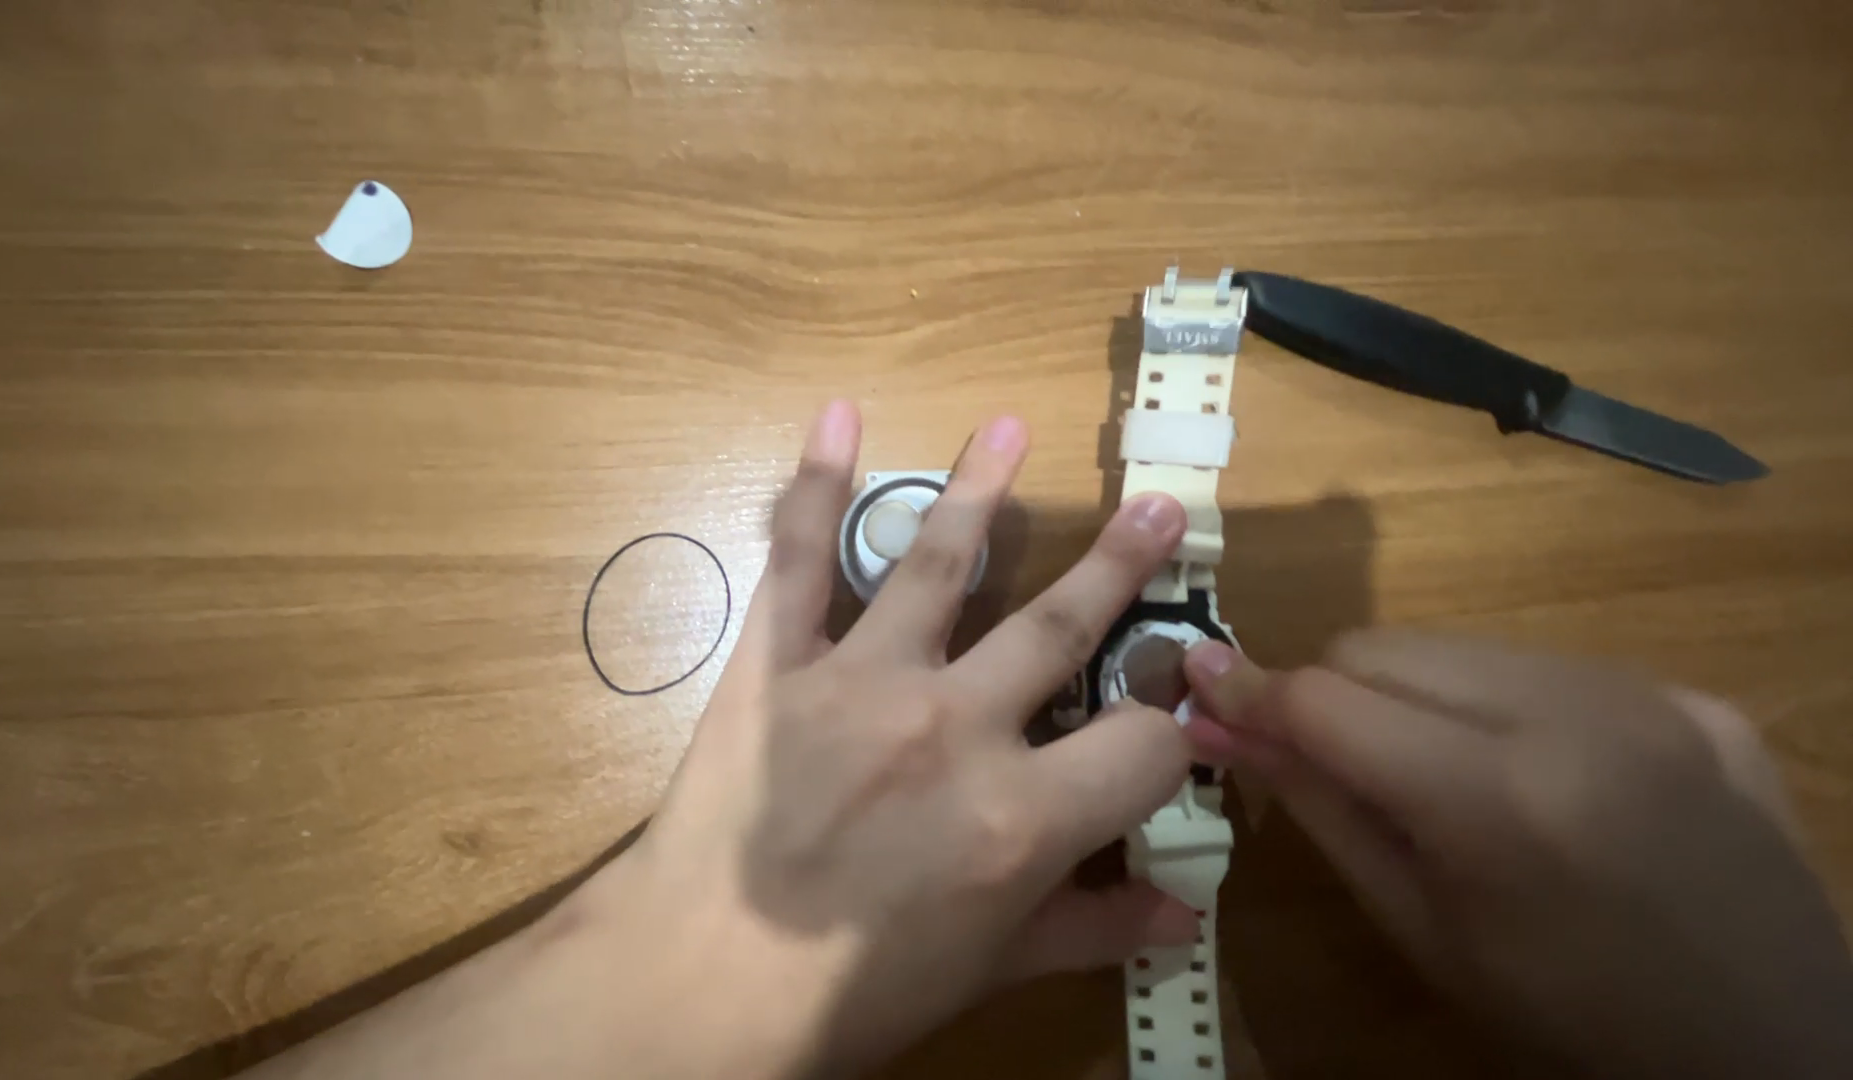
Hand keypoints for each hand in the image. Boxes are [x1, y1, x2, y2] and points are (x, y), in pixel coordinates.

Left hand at [572, 401, 1203, 1076]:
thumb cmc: (850, 990)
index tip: (1167, 719)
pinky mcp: (779, 660)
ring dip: (979, 488)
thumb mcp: (986, 972)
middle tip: (1157, 504)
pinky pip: (800, 559)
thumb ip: (1089, 930)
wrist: (697, 982)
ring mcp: (861, 678)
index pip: (1141, 747)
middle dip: (1120, 564)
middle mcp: (953, 726)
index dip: (1170, 733)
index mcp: (1019, 816)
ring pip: (937, 563)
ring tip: (1009, 426)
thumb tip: (1184, 915)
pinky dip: (812, 485)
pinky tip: (836, 418)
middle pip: (1059, 624)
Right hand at [1182, 632, 1852, 1079]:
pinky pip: (1523, 660)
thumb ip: (1311, 802)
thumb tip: (1215, 723)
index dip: (1245, 689)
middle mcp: (1577, 718)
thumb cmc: (1562, 1011)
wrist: (1781, 1053)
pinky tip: (1513, 763)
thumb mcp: (1412, 919)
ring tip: (1421, 761)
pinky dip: (1478, 696)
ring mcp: (1645, 697)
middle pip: (1373, 648)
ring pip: (1440, 642)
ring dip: (1397, 689)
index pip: (1326, 701)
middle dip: (1323, 691)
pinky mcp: (1682, 694)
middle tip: (1318, 750)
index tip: (1191, 676)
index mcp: (1502, 801)